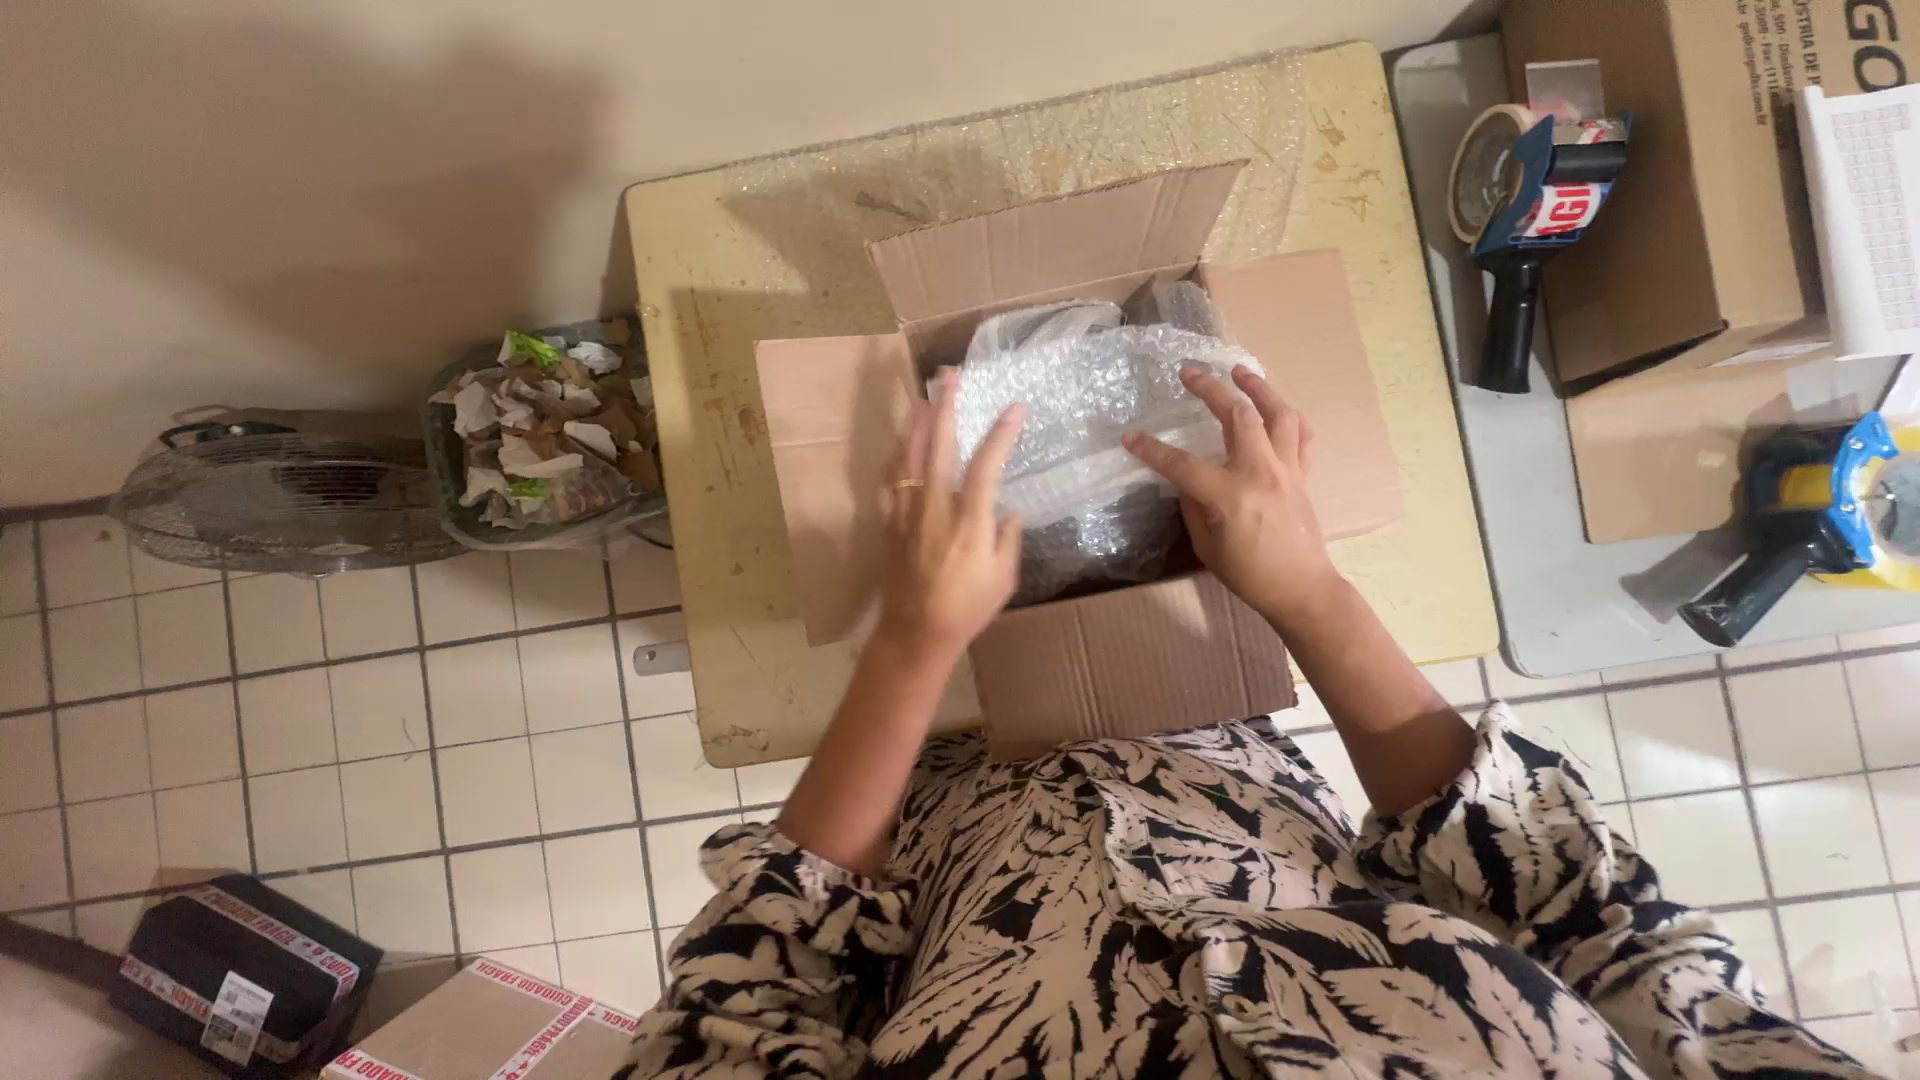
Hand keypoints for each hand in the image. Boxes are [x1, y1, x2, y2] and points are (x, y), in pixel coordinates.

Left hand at [876, 368, 1025, 660]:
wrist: (917, 632)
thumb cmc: (967, 609)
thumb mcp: (1004, 578)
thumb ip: (1008, 539)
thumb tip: (1009, 512)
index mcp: (970, 520)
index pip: (988, 464)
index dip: (1002, 433)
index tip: (1015, 407)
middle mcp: (936, 507)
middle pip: (939, 446)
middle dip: (946, 407)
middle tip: (950, 376)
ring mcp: (908, 513)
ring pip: (908, 457)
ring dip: (916, 424)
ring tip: (923, 397)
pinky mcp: (890, 524)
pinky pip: (887, 483)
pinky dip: (892, 459)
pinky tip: (896, 445)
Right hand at [1123, 364, 1342, 629]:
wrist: (1302, 589)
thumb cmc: (1249, 574)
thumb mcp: (1207, 545)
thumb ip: (1193, 505)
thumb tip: (1187, 479)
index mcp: (1229, 495)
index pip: (1181, 463)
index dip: (1152, 449)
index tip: (1130, 437)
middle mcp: (1260, 473)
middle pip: (1237, 415)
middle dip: (1210, 388)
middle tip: (1189, 371)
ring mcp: (1286, 470)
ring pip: (1278, 414)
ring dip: (1258, 387)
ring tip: (1240, 371)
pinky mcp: (1303, 474)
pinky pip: (1301, 435)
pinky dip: (1287, 416)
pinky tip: (1274, 406)